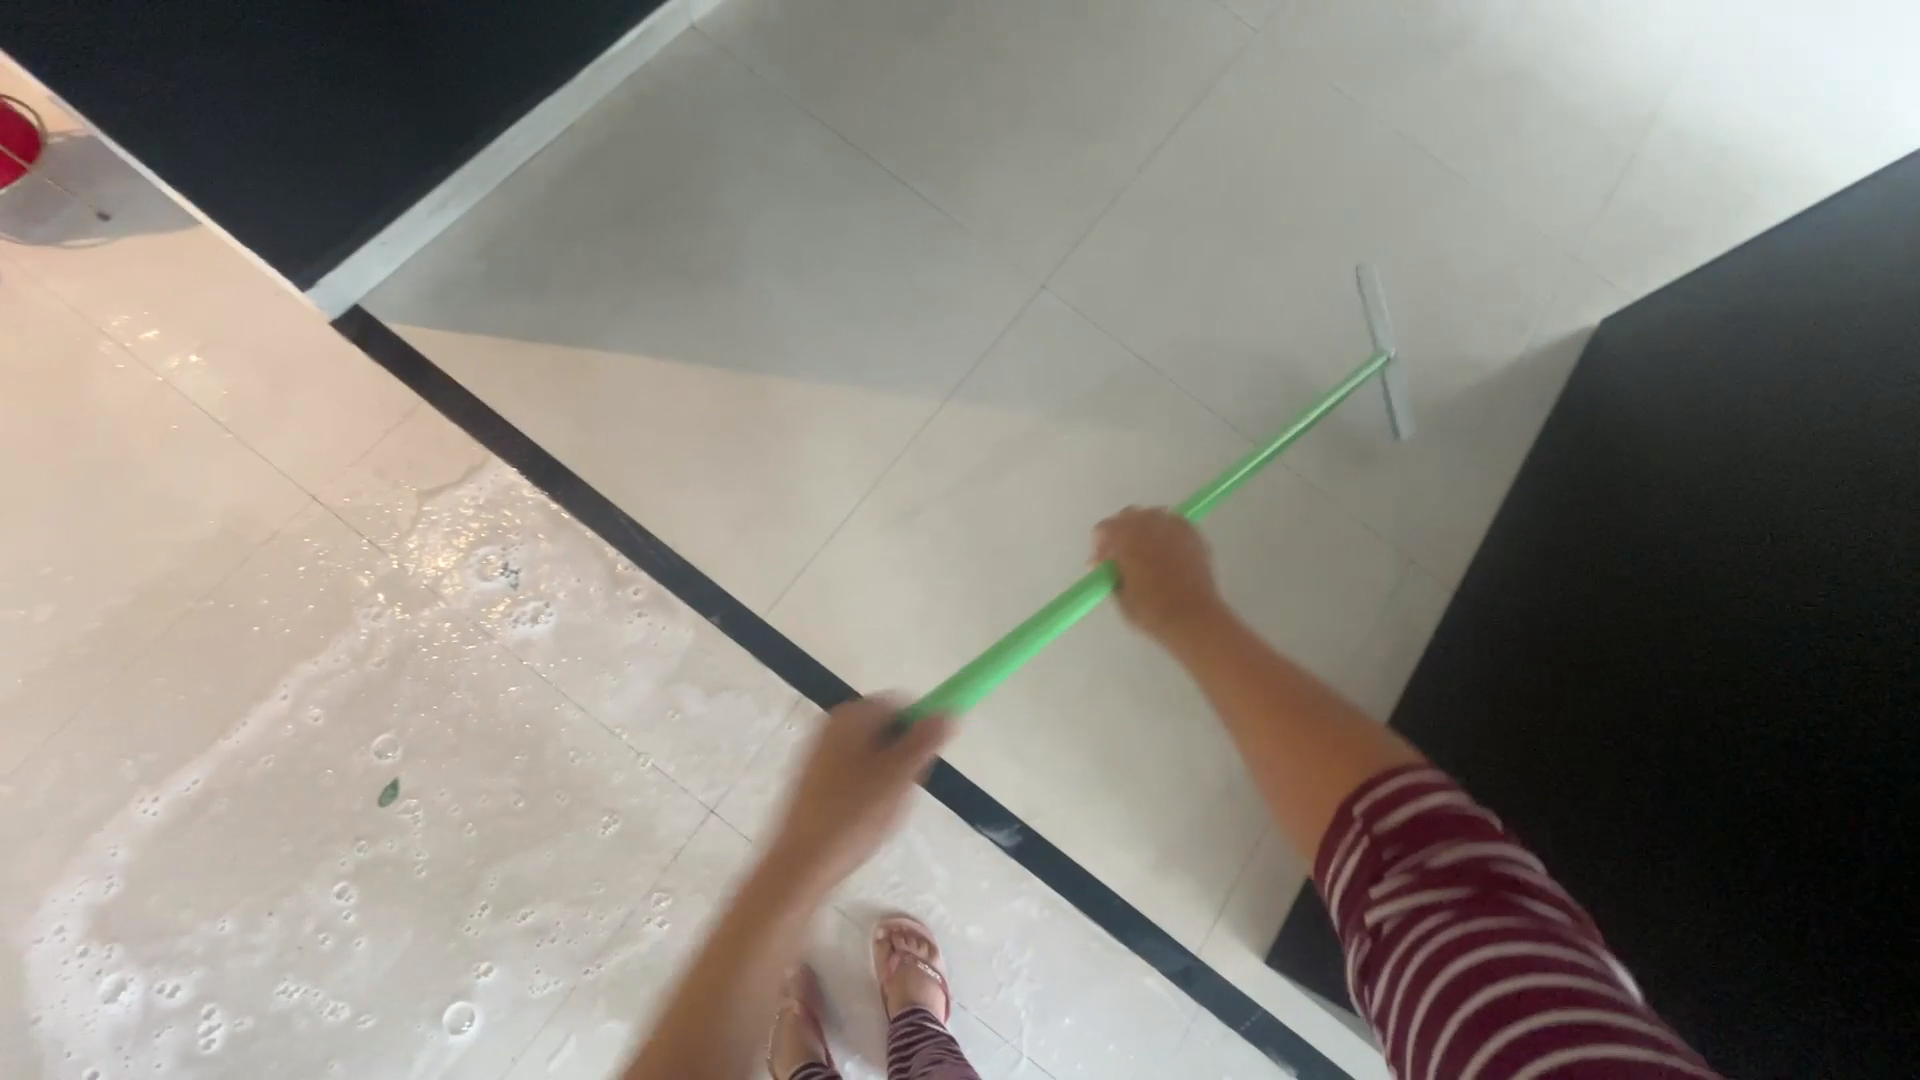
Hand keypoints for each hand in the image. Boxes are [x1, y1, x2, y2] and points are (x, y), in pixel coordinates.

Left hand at [767, 697, 953, 891]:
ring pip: (873, 755)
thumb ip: (926, 740)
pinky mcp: (813, 779)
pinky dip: (866, 790)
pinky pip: (854, 774)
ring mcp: (819, 751)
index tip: (923, 762)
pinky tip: (863, 819)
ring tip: (881, 810)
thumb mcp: (899, 775)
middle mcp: (832, 725)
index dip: (920, 728)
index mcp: (852, 715)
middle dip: (903, 757)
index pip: (901, 703)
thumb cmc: (853, 815)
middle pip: (887, 728)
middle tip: (901, 790)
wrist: (801, 863)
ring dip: (887, 777)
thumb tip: (948, 713)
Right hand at [1094, 506, 1230, 645]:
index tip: (1103, 566)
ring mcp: (1174, 525)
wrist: (1194, 617)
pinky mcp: (1193, 533)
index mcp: (1125, 536)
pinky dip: (1167, 536)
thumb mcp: (1118, 594)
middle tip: (1124, 559)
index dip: (1100, 547)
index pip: (1103, 529)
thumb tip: (1108, 565)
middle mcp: (1148, 522)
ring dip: (1145, 531)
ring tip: (1148, 556)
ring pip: (1153, 517)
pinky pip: (1173, 526)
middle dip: (1122, 534)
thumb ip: (1110, 573)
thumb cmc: (1151, 609)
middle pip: (1128, 516)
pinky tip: (1168, 557)